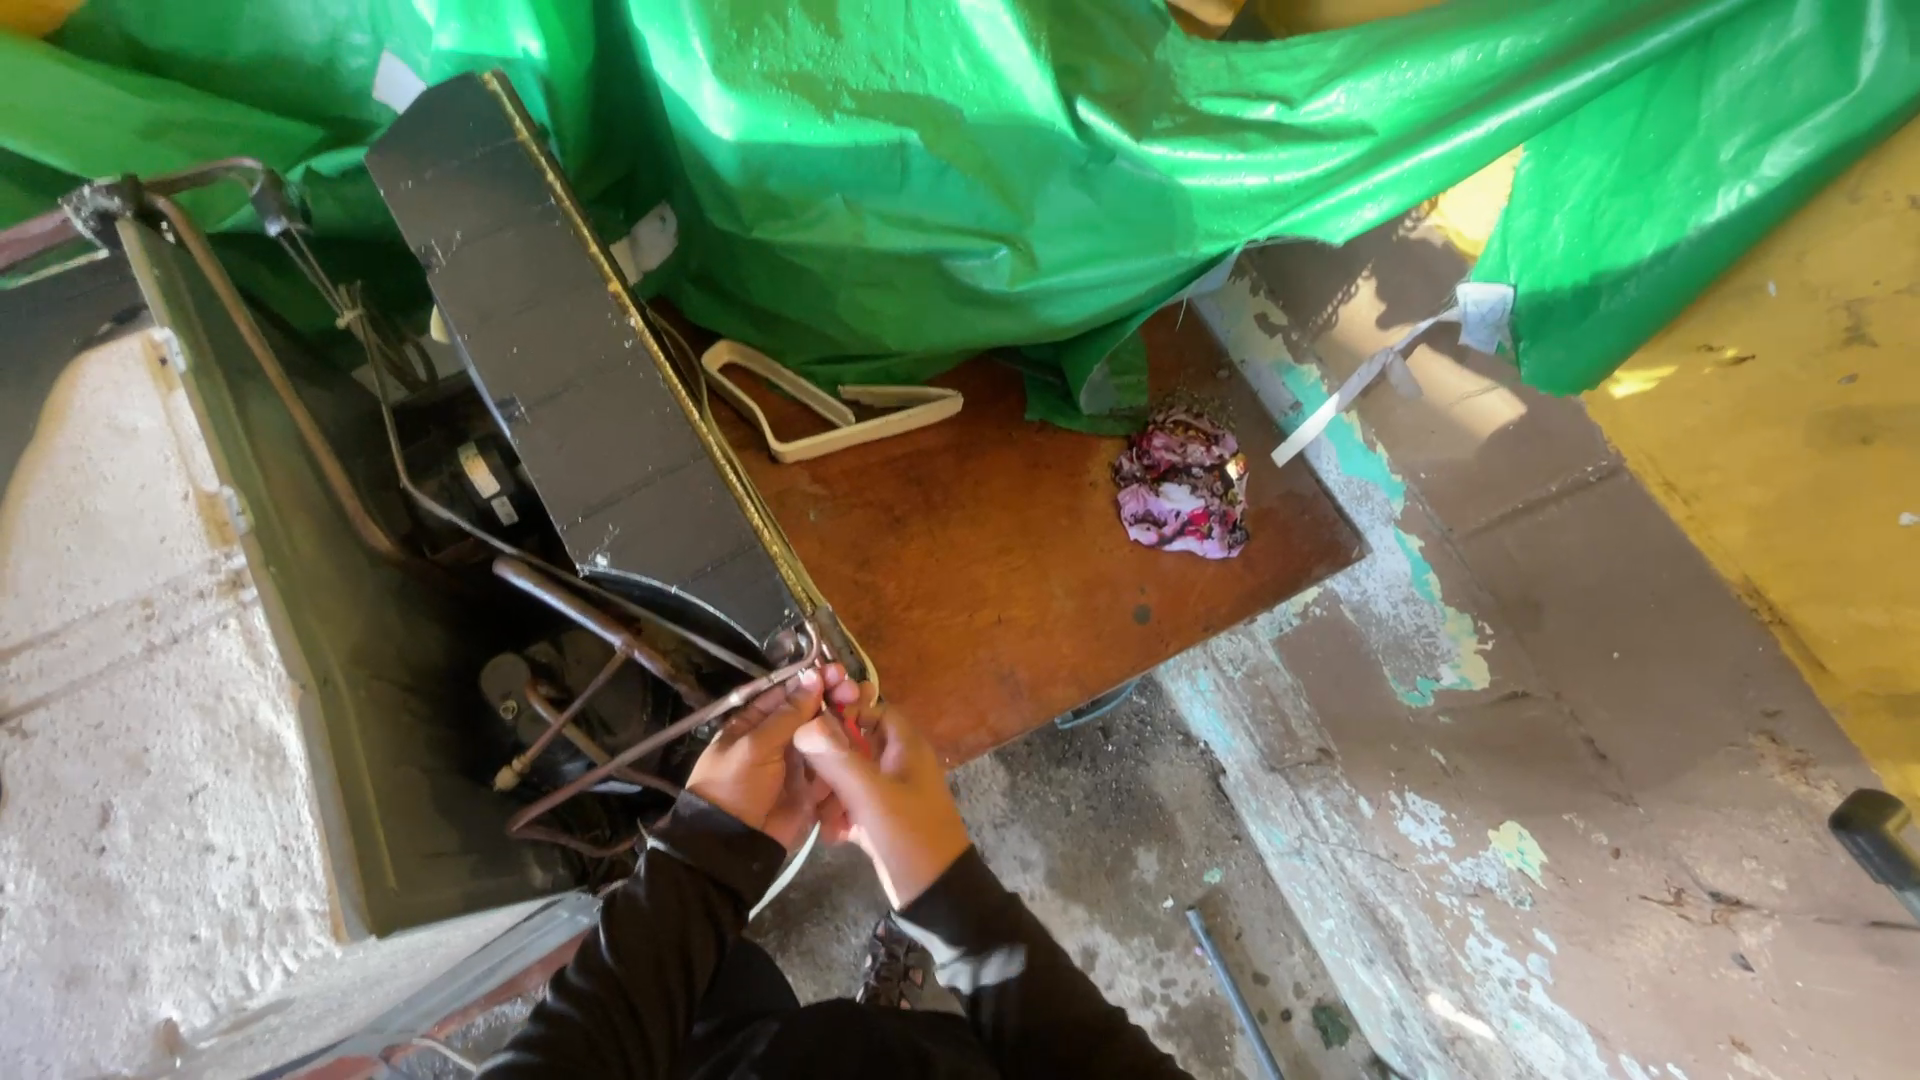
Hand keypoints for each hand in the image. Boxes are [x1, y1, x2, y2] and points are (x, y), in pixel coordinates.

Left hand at [685, 664, 860, 849]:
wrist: (734, 843)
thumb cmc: (735, 786)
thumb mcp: (756, 746)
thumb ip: (788, 713)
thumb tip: (813, 677)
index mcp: (756, 723)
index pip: (788, 693)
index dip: (813, 681)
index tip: (837, 672)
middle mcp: (779, 738)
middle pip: (812, 712)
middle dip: (834, 699)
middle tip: (854, 691)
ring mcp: (798, 762)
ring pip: (826, 736)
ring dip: (845, 723)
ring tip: (864, 710)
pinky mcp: (814, 785)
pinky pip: (834, 764)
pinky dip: (848, 753)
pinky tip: (864, 740)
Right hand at [792, 687, 971, 907]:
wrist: (936, 893)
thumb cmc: (910, 834)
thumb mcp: (872, 795)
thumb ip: (838, 758)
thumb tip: (805, 724)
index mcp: (906, 746)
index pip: (875, 710)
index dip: (846, 716)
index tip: (814, 732)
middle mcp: (898, 763)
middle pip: (855, 745)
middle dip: (830, 764)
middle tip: (812, 786)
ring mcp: (890, 792)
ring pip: (850, 777)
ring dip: (831, 795)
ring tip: (824, 818)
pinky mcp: (881, 819)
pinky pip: (852, 805)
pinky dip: (840, 817)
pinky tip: (834, 837)